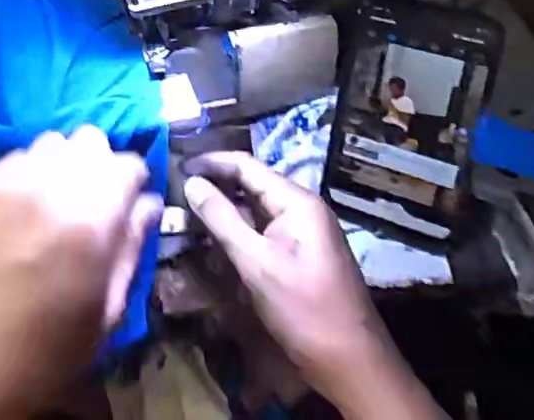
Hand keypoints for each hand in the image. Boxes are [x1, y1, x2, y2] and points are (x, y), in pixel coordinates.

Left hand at [0, 127, 161, 419]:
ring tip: (57, 200)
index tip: (129, 203)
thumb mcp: (110, 305)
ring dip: (63, 163)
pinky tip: (25, 209)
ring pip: (52, 141)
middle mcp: (52, 182)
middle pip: (90, 138)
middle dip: (99, 164)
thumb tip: (148, 203)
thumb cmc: (54, 343)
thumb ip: (132, 243)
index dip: (134, 183)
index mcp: (92, 214)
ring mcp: (13, 177)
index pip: (128, 163)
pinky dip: (30, 172)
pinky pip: (19, 157)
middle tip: (94, 200)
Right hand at [182, 153, 441, 419]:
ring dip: (224, 206)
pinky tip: (215, 235)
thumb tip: (191, 183)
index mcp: (297, 202)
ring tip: (189, 209)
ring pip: (255, 205)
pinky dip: (238, 226)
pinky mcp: (301, 252)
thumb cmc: (306, 312)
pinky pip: (263, 226)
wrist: (356, 370)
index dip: (210, 162)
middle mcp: (302, 207)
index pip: (245, 164)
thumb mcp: (256, 264)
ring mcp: (304, 230)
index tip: (177, 167)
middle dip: (214, 183)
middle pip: (250, 182)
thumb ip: (222, 218)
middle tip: (177, 188)